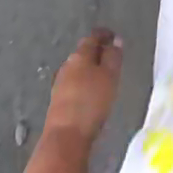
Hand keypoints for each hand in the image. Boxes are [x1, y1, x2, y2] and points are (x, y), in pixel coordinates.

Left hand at [44, 28, 123, 143]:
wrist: (65, 137)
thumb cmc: (91, 102)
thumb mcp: (109, 76)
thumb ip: (113, 57)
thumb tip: (116, 40)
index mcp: (80, 54)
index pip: (93, 36)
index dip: (104, 34)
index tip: (114, 37)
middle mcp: (67, 64)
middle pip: (83, 52)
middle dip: (96, 52)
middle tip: (110, 58)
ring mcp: (60, 83)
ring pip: (77, 69)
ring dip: (89, 69)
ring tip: (102, 78)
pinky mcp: (57, 100)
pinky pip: (73, 84)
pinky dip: (83, 83)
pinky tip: (89, 95)